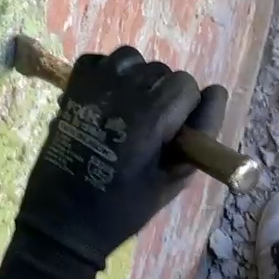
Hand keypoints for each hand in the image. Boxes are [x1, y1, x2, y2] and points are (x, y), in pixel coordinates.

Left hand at [0, 45, 227, 278]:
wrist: (62, 220)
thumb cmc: (122, 208)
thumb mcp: (172, 179)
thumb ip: (201, 133)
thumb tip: (217, 92)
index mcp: (149, 116)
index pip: (185, 84)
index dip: (186, 108)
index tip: (174, 133)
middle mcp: (121, 91)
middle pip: (160, 70)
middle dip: (164, 95)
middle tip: (151, 130)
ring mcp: (92, 85)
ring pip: (132, 59)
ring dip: (138, 79)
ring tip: (131, 111)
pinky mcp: (71, 87)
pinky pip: (100, 60)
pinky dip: (109, 73)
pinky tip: (108, 101)